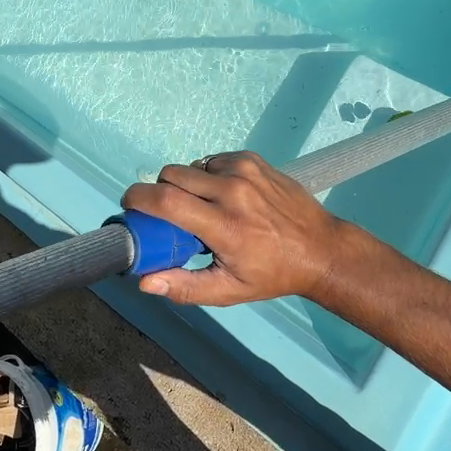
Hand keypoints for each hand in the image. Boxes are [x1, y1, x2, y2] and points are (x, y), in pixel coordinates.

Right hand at [119, 150, 352, 306]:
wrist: (321, 248)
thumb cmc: (271, 274)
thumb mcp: (228, 290)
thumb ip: (184, 287)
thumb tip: (144, 282)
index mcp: (224, 226)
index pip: (166, 201)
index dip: (138, 198)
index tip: (129, 204)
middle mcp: (232, 191)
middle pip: (172, 175)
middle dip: (160, 191)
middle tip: (168, 213)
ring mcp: (244, 169)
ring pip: (192, 166)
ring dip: (187, 183)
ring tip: (202, 206)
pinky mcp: (253, 159)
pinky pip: (213, 160)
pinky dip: (209, 174)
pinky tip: (224, 194)